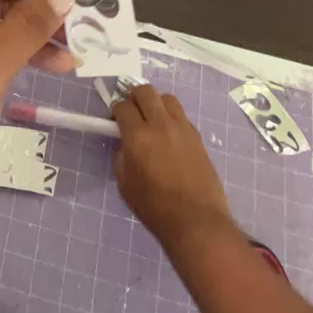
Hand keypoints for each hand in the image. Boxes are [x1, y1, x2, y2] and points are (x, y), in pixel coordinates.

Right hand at [113, 85, 235, 245]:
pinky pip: (181, 115)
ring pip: (166, 98)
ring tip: (152, 118)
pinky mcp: (197, 137)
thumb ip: (122, 157)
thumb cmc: (155, 207)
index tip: (115, 120)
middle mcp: (160, 124)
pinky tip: (169, 135)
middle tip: (131, 112)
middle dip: (134, 97)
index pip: (123, 106)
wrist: (196, 221)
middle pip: (145, 91)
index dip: (115, 110)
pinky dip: (171, 117)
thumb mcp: (125, 184)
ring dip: (155, 102)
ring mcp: (182, 128)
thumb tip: (126, 144)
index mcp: (138, 136)